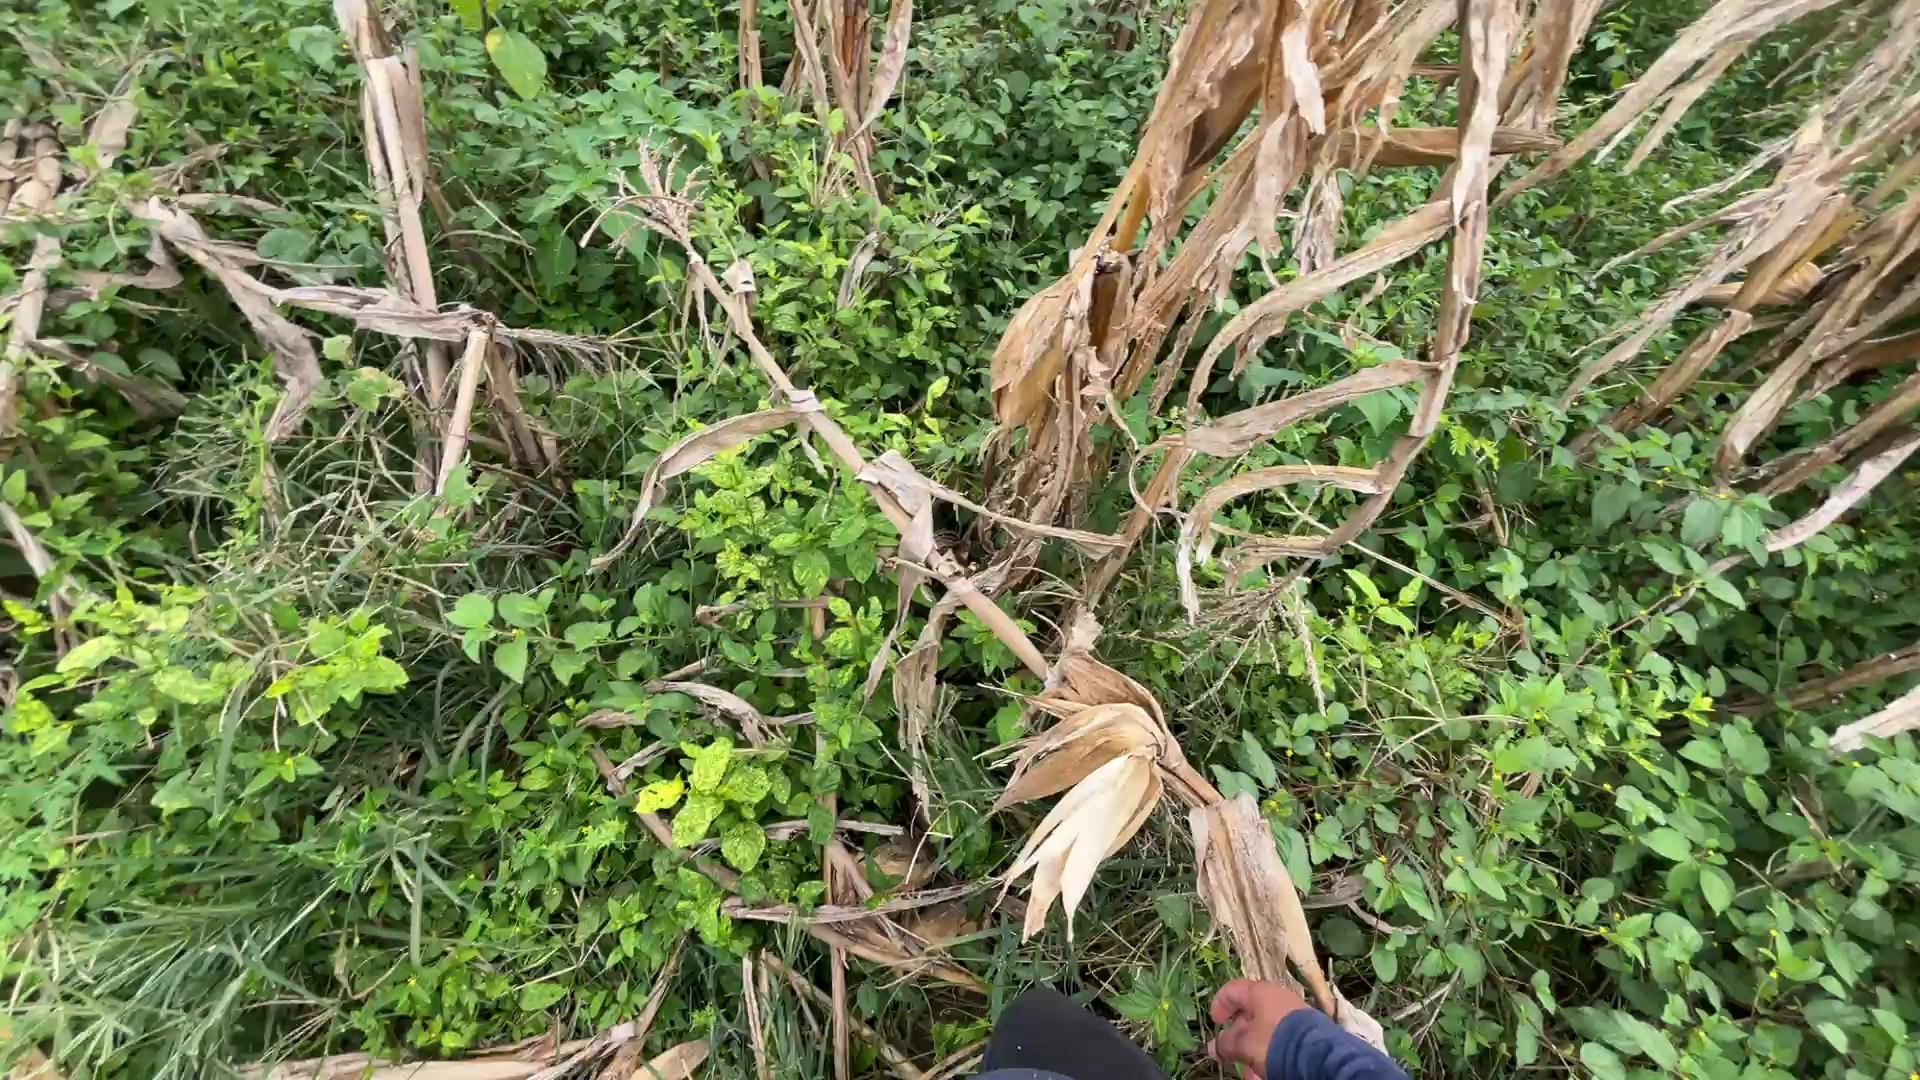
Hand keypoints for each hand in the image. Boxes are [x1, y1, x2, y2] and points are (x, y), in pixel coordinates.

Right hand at [1206, 979, 1307, 1079]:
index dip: (1219, 1005)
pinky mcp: (1306, 1030)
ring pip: (1265, 1030)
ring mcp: (1293, 1013)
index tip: (1215, 1023)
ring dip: (1254, 1050)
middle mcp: (1275, 997)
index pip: (1231, 991)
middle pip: (1249, 1013)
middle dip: (1239, 1038)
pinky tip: (1269, 1070)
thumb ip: (1227, 1044)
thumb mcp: (1246, 1045)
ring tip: (1252, 1072)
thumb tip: (1212, 1047)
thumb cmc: (1275, 1041)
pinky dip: (1271, 1053)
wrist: (1320, 1056)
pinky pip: (1281, 1038)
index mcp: (1258, 991)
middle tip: (1234, 1055)